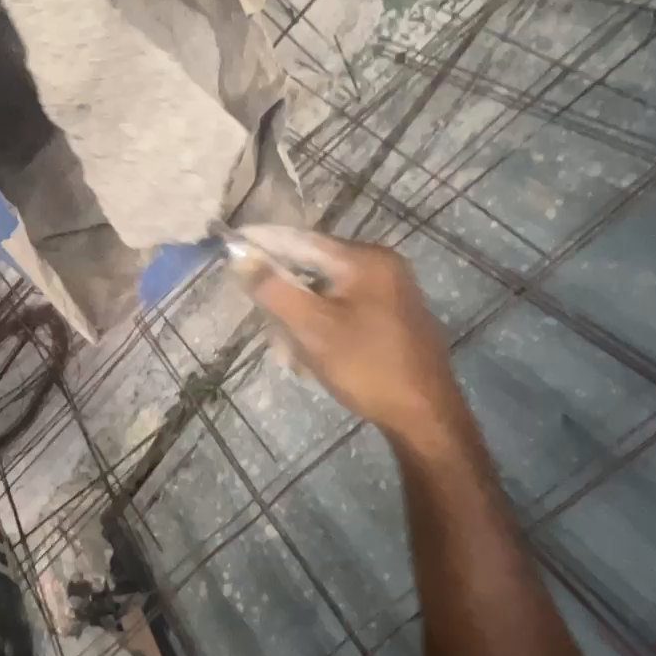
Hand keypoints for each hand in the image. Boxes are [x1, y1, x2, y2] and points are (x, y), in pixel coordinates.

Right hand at [232, 226, 473, 447]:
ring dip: (300, 320)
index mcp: (366, 260)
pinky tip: (311, 359)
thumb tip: (241, 256)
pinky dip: (320, 328)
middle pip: (312, 268)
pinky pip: (342, 310)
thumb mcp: (312, 328)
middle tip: (266, 324)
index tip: (231, 245)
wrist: (424, 415)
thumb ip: (274, 289)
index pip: (302, 240)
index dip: (264, 242)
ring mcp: (389, 292)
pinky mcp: (390, 317)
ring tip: (290, 355)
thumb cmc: (366, 366)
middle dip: (284, 298)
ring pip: (324, 294)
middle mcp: (381, 266)